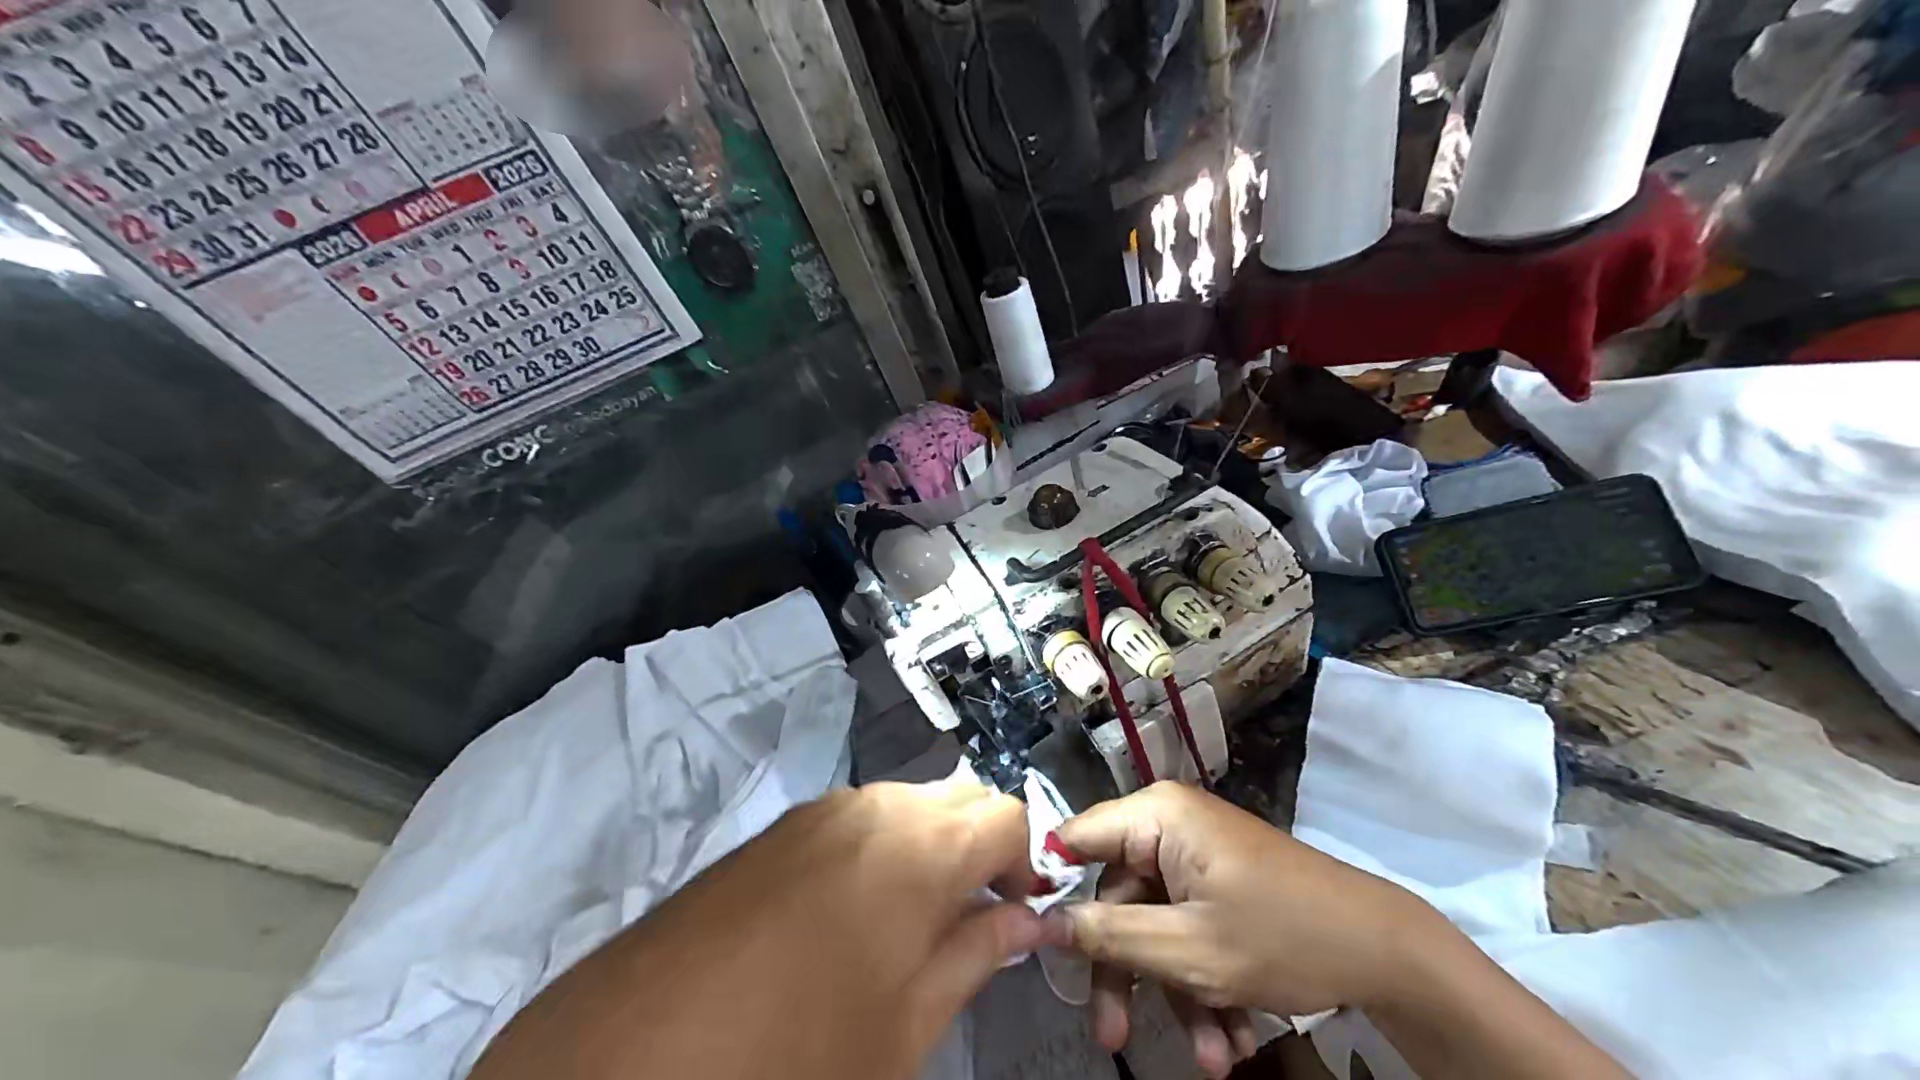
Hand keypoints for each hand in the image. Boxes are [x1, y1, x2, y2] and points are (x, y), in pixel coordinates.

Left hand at [471, 779, 1053, 1079]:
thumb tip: (1022, 919)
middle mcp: (872, 805)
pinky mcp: (777, 828)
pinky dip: (879, 849)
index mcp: (918, 845)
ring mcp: (818, 810)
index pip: (1006, 815)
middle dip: (980, 849)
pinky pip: (854, 819)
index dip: (1024, 860)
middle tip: (971, 921)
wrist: (627, 1060)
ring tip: (910, 926)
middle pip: (958, 800)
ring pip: (905, 805)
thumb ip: (973, 955)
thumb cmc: (798, 1055)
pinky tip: (850, 916)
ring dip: (928, 848)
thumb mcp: (906, 1024)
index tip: (1018, 913)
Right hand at [1051, 781, 1454, 1075]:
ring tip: (1212, 1061)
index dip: (1049, 886)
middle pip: (1118, 895)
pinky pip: (1189, 926)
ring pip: (1156, 922)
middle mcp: (1170, 826)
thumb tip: (1043, 922)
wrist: (1389, 954)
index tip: (1029, 938)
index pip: (1076, 838)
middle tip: (1111, 1037)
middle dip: (1126, 971)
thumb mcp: (1188, 950)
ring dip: (1174, 991)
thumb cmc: (1282, 937)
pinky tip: (1231, 1039)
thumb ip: (1109, 935)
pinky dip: (1202, 980)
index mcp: (1156, 817)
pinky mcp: (1220, 884)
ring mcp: (1197, 856)